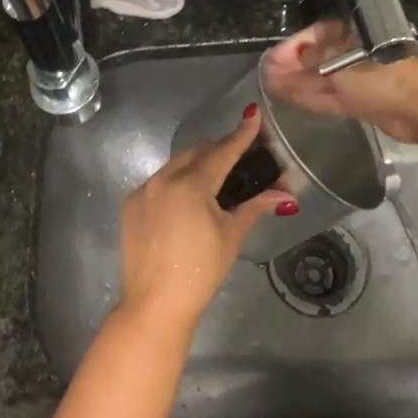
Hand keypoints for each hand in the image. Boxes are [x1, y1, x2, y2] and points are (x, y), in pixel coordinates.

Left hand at [118, 107, 294, 328]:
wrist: (155, 303)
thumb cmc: (200, 270)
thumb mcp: (231, 236)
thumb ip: (255, 207)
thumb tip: (287, 195)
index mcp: (191, 183)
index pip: (222, 152)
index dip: (240, 135)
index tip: (253, 115)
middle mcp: (163, 178)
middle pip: (196, 154)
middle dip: (217, 149)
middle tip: (238, 151)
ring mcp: (143, 190)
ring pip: (174, 166)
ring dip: (195, 164)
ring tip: (214, 173)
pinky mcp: (130, 205)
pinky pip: (157, 182)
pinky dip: (175, 181)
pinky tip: (186, 198)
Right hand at [260, 21, 417, 143]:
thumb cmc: (384, 78)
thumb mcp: (343, 65)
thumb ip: (314, 61)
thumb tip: (289, 57)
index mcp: (356, 37)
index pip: (318, 37)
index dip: (294, 47)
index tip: (273, 58)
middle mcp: (356, 56)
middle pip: (319, 59)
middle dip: (293, 67)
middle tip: (266, 74)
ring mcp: (359, 81)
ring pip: (322, 81)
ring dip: (298, 84)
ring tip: (271, 88)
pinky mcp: (362, 104)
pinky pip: (331, 98)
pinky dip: (311, 98)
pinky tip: (290, 99)